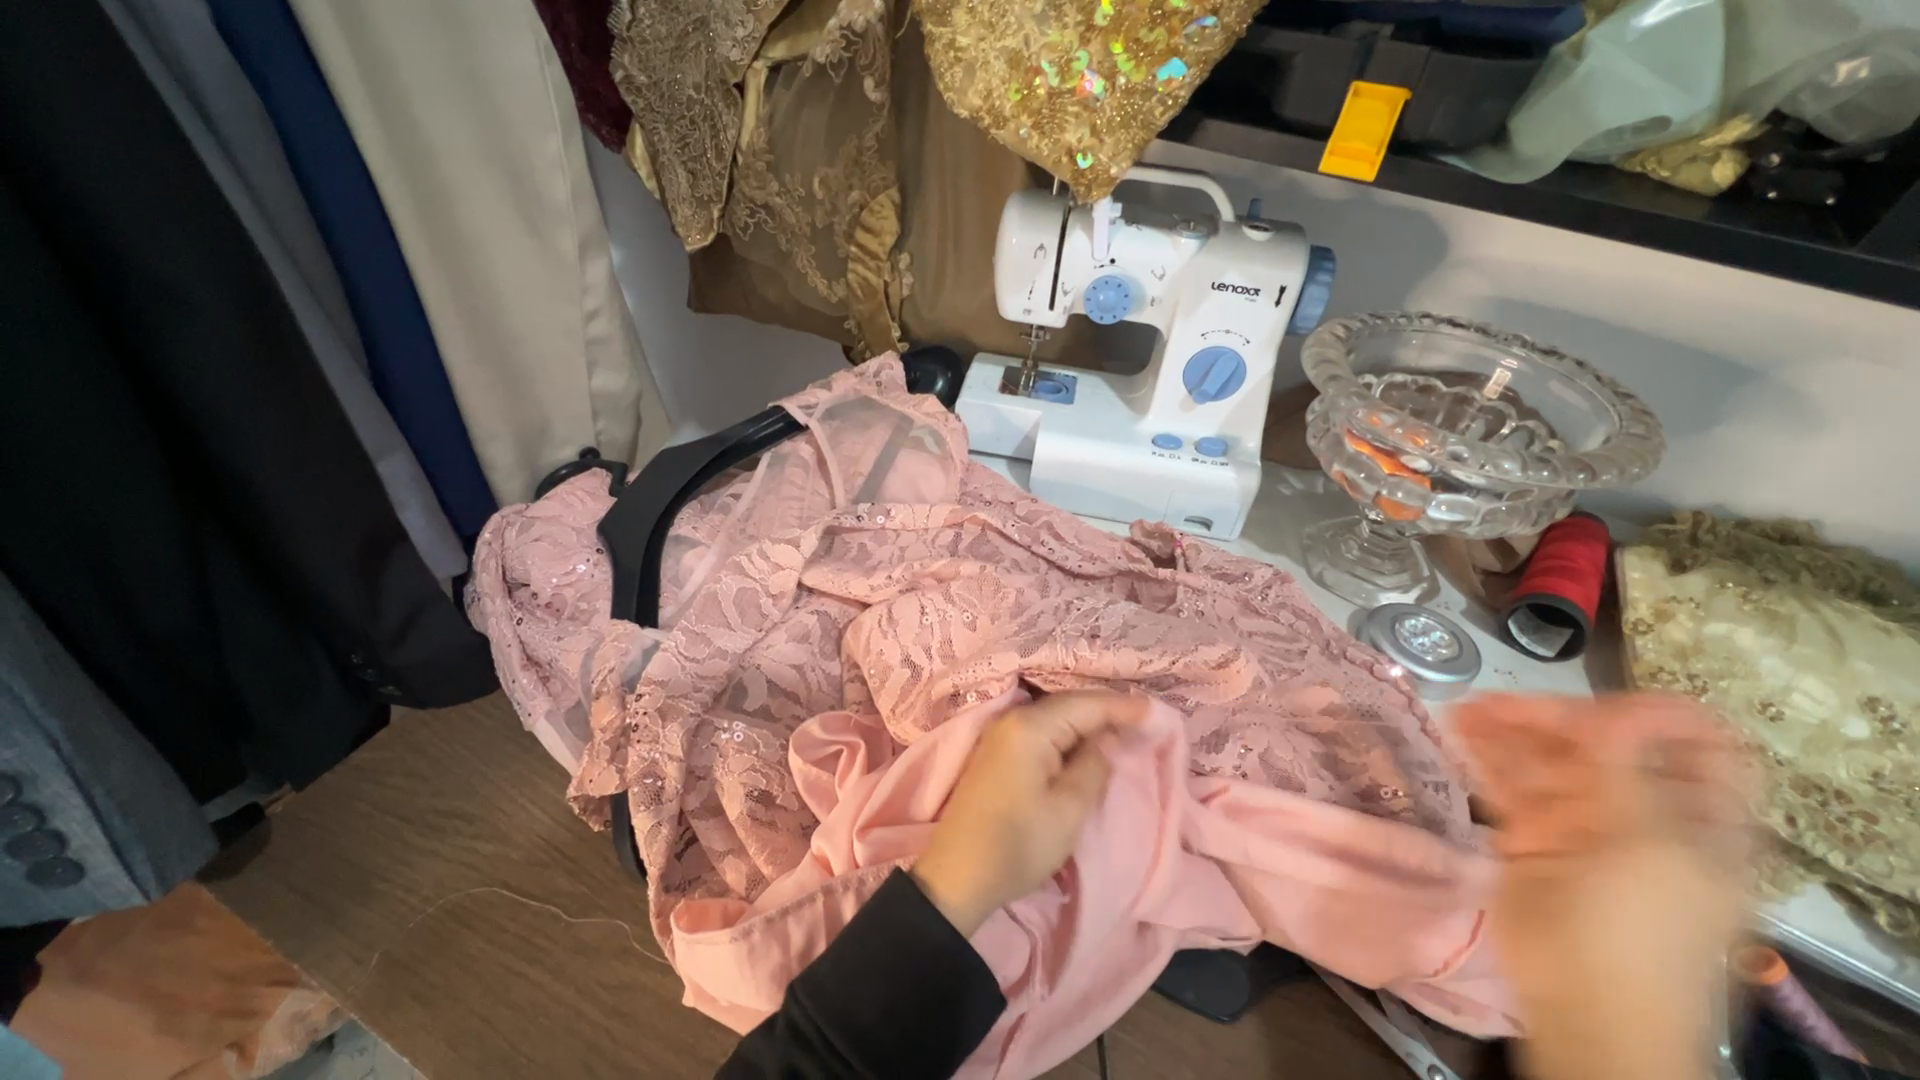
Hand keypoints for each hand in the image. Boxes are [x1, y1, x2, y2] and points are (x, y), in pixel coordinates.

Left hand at [910, 692, 1148, 936]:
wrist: (957, 876)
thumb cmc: (1018, 844)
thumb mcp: (1068, 809)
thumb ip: (1093, 765)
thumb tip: (1107, 738)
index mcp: (1031, 728)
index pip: (1086, 704)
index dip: (1124, 707)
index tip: (1159, 713)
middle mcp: (1013, 721)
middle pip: (1070, 705)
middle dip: (1109, 711)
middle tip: (1148, 720)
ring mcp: (1002, 736)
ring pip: (1057, 717)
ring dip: (1090, 722)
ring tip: (1126, 730)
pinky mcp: (998, 754)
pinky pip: (1043, 732)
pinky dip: (1070, 735)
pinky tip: (1089, 745)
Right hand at [1461, 696, 1749, 1079]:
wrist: (1587, 1007)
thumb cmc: (1637, 928)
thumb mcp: (1648, 844)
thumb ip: (1627, 769)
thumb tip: (1619, 708)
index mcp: (1694, 813)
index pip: (1694, 743)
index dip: (1655, 715)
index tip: (1600, 705)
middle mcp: (1641, 809)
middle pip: (1604, 742)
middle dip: (1554, 716)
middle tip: (1497, 705)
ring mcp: (1583, 823)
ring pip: (1547, 759)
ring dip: (1509, 729)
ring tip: (1464, 709)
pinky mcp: (1533, 837)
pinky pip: (1509, 784)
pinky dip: (1485, 756)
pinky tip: (1456, 732)